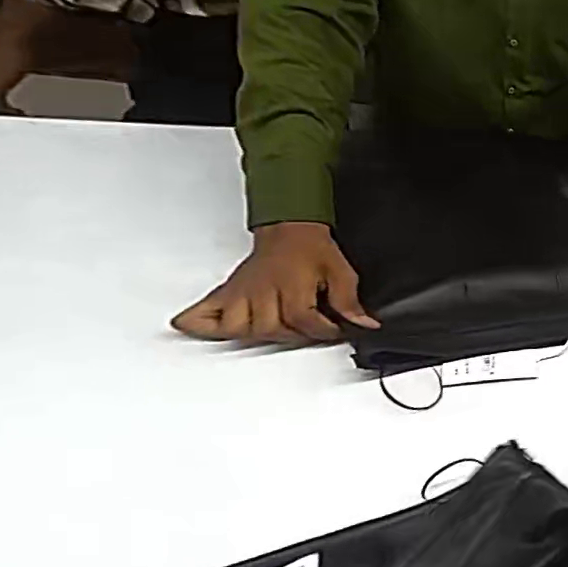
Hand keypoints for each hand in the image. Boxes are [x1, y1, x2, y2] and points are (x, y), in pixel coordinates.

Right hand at [171, 222, 379, 342]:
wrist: (291, 231)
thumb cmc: (313, 249)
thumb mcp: (342, 272)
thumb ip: (350, 301)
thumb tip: (364, 323)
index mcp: (291, 284)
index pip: (303, 319)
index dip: (323, 331)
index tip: (337, 331)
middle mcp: (261, 291)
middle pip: (270, 329)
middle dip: (297, 335)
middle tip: (313, 329)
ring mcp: (240, 294)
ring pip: (240, 329)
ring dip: (262, 335)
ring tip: (283, 328)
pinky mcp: (225, 295)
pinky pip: (203, 317)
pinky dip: (208, 328)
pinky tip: (229, 329)